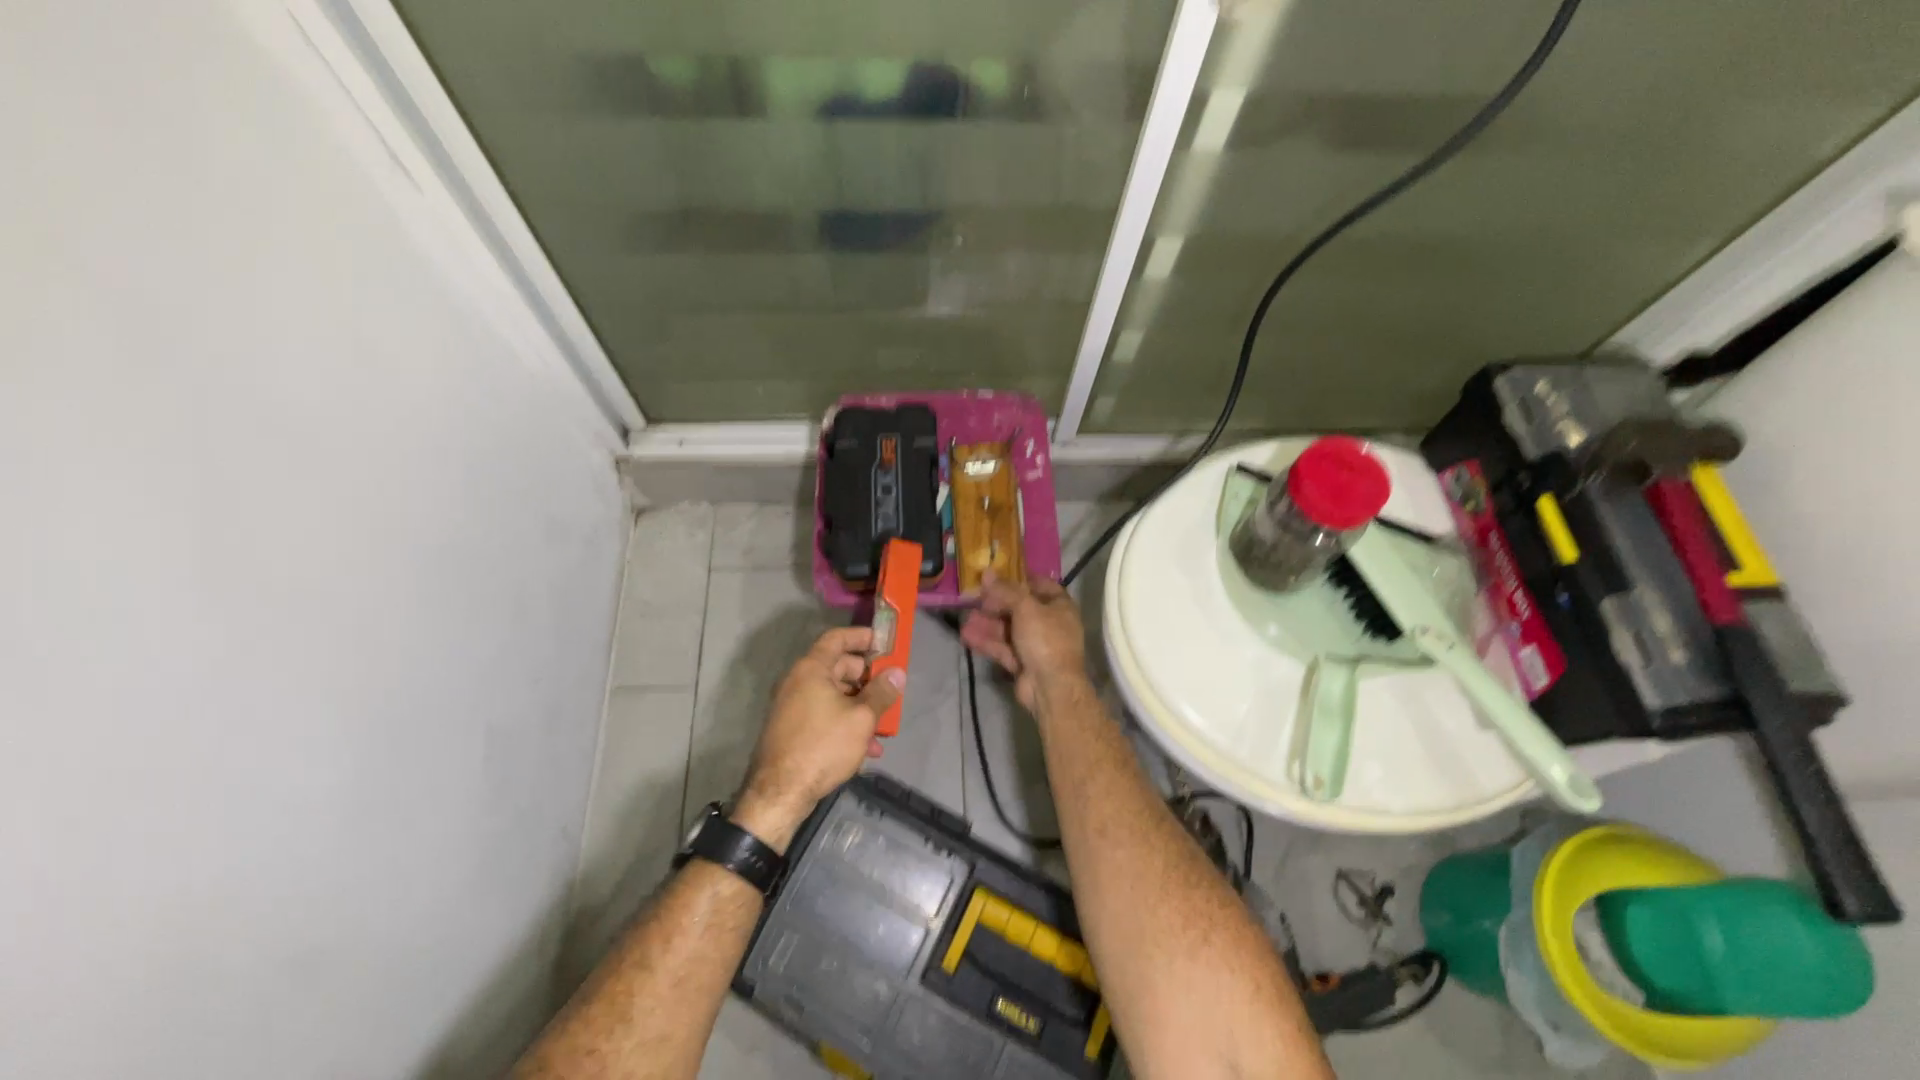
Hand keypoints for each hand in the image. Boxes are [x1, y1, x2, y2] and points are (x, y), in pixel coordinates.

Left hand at [736, 626, 903, 848]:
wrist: (780, 792)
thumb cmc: (823, 746)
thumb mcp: (861, 719)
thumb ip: (881, 693)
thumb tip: (897, 673)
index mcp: (811, 670)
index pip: (836, 639)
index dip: (861, 637)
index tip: (883, 642)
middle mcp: (797, 682)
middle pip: (837, 668)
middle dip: (867, 679)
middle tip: (890, 690)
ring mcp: (792, 707)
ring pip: (834, 697)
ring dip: (860, 708)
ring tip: (883, 728)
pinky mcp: (793, 730)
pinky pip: (824, 717)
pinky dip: (845, 725)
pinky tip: (866, 750)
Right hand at [959, 572, 1088, 711]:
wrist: (1051, 687)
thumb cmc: (1045, 639)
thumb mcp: (1026, 608)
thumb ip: (1005, 590)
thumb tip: (987, 573)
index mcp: (1060, 606)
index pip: (1040, 585)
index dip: (1019, 579)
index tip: (997, 576)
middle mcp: (1049, 624)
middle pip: (1020, 608)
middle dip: (996, 604)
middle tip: (974, 599)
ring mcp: (1036, 645)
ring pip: (1008, 630)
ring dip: (987, 624)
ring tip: (965, 619)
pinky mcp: (1023, 663)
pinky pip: (1003, 648)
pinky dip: (987, 642)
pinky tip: (967, 636)